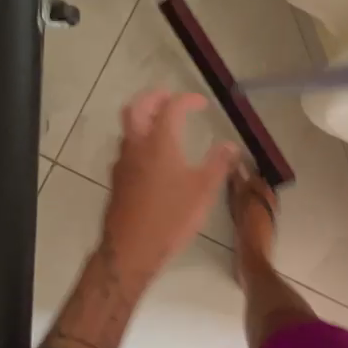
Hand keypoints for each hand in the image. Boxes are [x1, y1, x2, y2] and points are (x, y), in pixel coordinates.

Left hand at [99, 90, 238, 277]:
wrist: (130, 249)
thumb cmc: (171, 217)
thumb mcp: (203, 191)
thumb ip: (218, 164)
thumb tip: (230, 146)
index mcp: (159, 142)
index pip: (171, 107)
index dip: (187, 100)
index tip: (201, 104)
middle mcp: (136, 146)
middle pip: (137, 107)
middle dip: (154, 98)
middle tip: (170, 99)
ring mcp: (122, 163)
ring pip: (128, 128)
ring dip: (144, 118)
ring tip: (163, 126)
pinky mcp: (117, 180)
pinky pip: (127, 149)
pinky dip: (139, 141)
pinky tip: (153, 159)